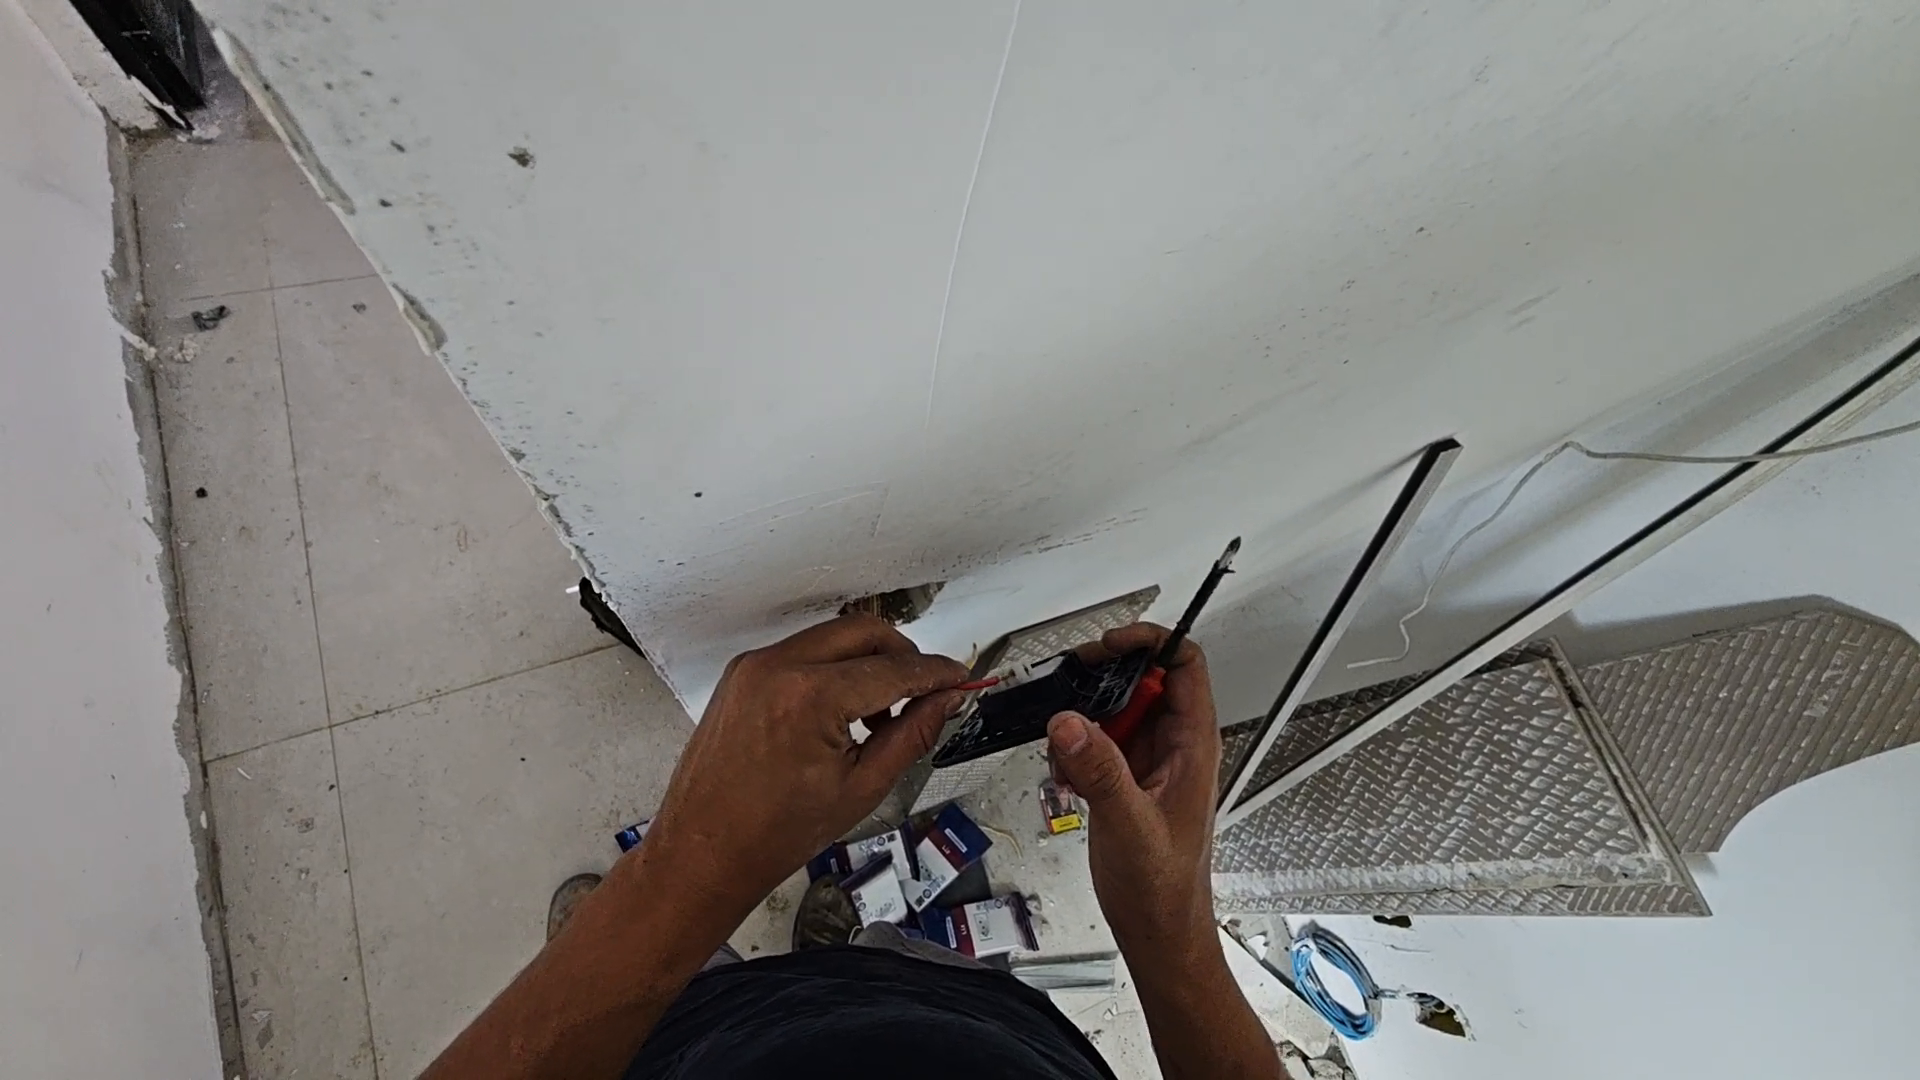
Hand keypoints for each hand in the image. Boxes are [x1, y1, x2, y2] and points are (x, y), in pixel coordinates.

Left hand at [637, 614, 968, 929]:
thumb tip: (946, 700)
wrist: (702, 853)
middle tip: (924, 690)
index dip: (936, 672)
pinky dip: (834, 667)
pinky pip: (805, 650)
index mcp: (809, 698)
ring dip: (869, 660)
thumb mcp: (862, 787)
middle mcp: (778, 667)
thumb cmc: (772, 834)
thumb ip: (912, 734)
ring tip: (879, 714)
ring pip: (834, 636)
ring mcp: (755, 665)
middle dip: (903, 654)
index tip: (959, 676)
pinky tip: (843, 711)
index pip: (893, 669)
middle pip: (865, 630)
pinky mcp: (743, 672)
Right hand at [1048, 623, 1220, 968]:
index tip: (1111, 644)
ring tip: (1065, 746)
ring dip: (1083, 715)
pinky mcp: (1123, 774)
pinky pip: (1096, 736)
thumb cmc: (1163, 889)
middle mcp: (1172, 743)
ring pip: (1114, 706)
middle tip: (1069, 682)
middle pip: (1142, 678)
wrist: (1156, 932)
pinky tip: (1066, 773)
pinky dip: (1074, 744)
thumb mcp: (1130, 825)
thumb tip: (1070, 720)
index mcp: (1192, 744)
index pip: (1184, 665)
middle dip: (1102, 675)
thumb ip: (1100, 770)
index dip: (1151, 642)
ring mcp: (1147, 758)